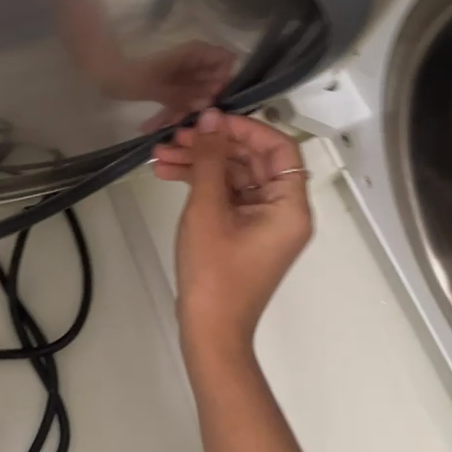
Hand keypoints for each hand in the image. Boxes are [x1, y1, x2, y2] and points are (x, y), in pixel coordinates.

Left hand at [110, 41, 237, 132]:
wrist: (104, 74)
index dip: (224, 81)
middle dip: (201, 104)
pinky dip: (168, 114)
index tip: (212, 101)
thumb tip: (209, 101)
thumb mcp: (156, 87)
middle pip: (213, 83)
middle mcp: (194, 63)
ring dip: (181, 113)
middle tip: (185, 121)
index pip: (226, 60)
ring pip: (196, 97)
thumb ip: (183, 94)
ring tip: (161, 126)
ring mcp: (185, 78)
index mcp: (194, 53)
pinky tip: (150, 127)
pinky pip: (180, 103)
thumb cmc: (130, 75)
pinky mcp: (174, 91)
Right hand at [152, 109, 313, 349]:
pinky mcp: (244, 231)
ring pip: (235, 176)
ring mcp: (263, 222)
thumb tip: (210, 119)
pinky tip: (168, 174)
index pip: (280, 148)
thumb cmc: (214, 274)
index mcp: (290, 206)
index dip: (246, 128)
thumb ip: (209, 159)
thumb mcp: (208, 210)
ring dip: (200, 163)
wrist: (210, 331)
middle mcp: (284, 210)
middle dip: (213, 145)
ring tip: (161, 155)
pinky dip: (200, 184)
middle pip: (254, 160)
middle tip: (176, 136)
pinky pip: (227, 195)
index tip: (210, 121)